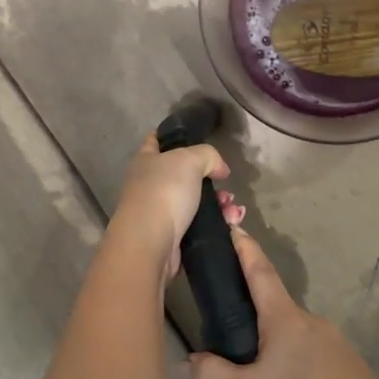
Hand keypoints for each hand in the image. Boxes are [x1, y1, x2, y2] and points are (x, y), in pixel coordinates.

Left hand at [107, 135, 240, 276]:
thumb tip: (220, 169)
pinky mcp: (172, 235)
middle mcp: (149, 184)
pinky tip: (229, 220)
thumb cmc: (165, 191)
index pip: (155, 140)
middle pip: (184, 174)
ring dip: (218, 202)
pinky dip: (215, 221)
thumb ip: (208, 156)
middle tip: (224, 182)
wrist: (151, 242)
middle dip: (209, 177)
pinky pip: (199, 223)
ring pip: (195, 200)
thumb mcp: (189, 160)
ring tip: (232, 208)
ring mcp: (160, 211)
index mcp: (146, 161)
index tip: (194, 138)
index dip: (172, 136)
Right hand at [187, 228, 378, 378]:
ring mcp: (337, 346)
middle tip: (225, 335)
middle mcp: (314, 323)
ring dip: (273, 349)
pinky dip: (294, 368)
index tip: (234, 228)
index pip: (261, 272)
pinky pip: (313, 359)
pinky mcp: (351, 371)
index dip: (245, 249)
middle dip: (252, 316)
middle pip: (275, 310)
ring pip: (294, 339)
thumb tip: (189, 361)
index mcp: (286, 319)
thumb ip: (213, 375)